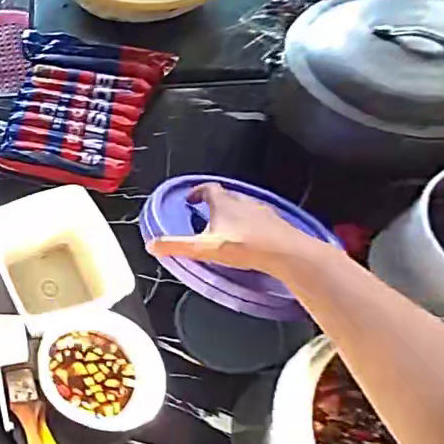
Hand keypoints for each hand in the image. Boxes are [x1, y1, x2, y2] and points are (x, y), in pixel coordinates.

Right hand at [145, 182, 330, 275]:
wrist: (291, 255)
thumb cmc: (247, 246)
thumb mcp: (204, 248)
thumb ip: (176, 246)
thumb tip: (152, 245)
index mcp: (224, 203)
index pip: (208, 188)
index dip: (197, 192)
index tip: (191, 200)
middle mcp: (244, 202)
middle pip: (226, 196)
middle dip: (215, 203)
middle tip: (206, 215)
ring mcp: (264, 212)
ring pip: (245, 207)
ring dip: (234, 214)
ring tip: (226, 229)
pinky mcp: (280, 225)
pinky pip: (261, 220)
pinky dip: (252, 226)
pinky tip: (250, 240)